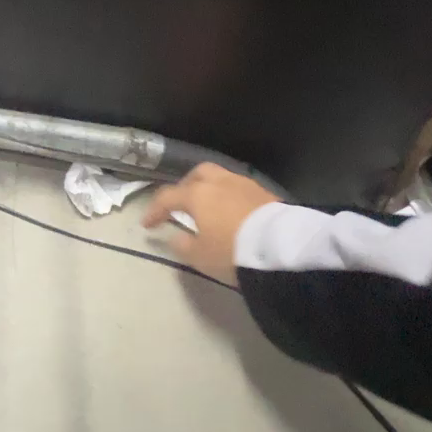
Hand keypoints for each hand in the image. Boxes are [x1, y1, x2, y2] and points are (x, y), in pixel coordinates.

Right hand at [141, 162, 281, 286]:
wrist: (284, 249)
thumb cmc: (232, 251)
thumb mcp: (199, 256)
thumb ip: (182, 245)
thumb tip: (177, 237)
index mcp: (197, 194)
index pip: (167, 197)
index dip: (154, 210)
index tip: (148, 225)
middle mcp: (219, 183)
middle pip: (197, 175)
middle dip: (186, 187)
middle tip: (183, 205)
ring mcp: (245, 185)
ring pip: (221, 178)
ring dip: (211, 190)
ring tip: (210, 208)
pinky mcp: (267, 195)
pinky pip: (241, 190)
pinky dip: (231, 198)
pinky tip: (234, 214)